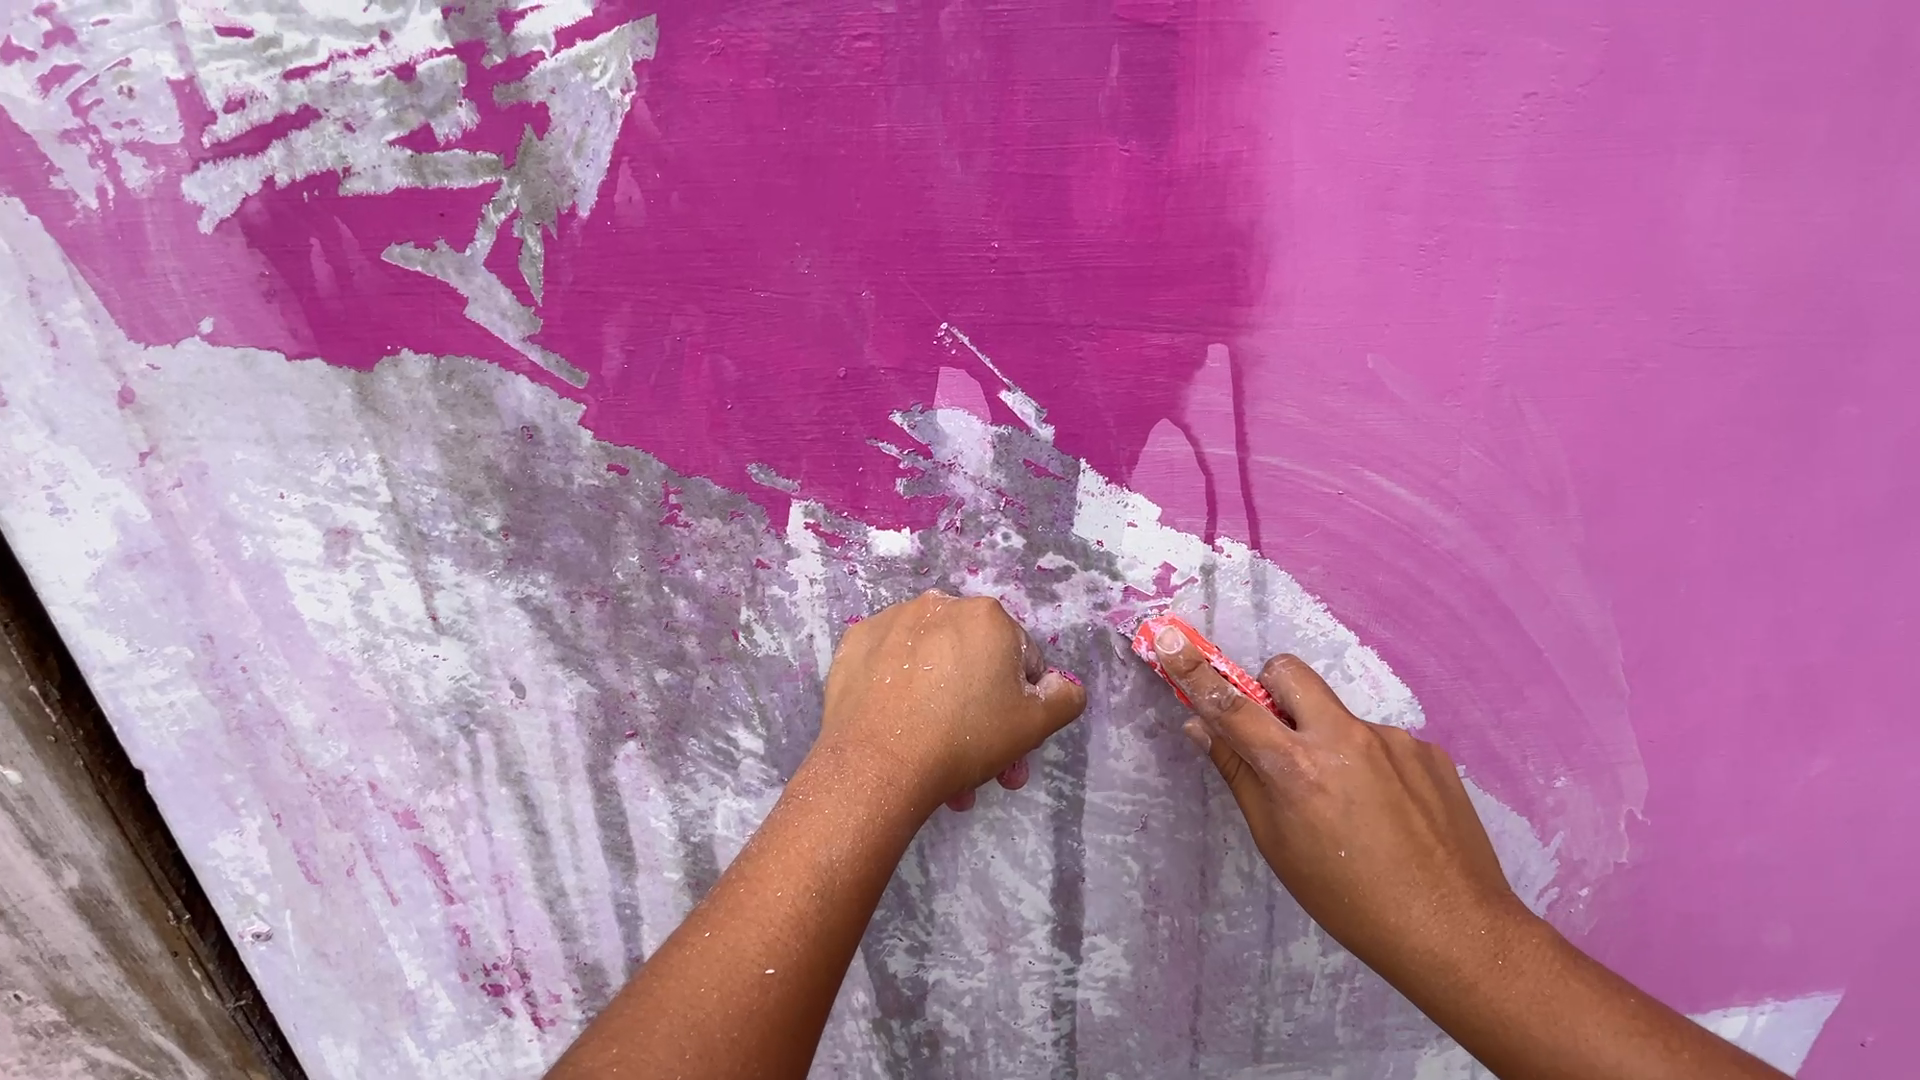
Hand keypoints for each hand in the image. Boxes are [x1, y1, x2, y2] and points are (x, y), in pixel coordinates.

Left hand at [819, 590, 1085, 813]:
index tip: (1010, 739)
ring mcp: (892, 619)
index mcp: (988, 615)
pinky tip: (898, 724)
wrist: (876, 764)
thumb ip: (1064, 697)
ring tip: (937, 758)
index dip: (1021, 702)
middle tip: (978, 760)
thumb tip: (1063, 684)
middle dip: (982, 711)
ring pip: (933, 664)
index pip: (1021, 658)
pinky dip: (900, 687)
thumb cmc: (963, 739)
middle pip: (974, 661)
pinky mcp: (855, 641)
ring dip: (942, 704)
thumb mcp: (1034, 725)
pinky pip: (890, 663)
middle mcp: (940, 604)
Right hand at [1151, 625, 1531, 982]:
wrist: (1456, 931)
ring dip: (1326, 738)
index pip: (1231, 705)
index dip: (1193, 670)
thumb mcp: (1275, 842)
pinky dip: (1369, 762)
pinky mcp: (1429, 751)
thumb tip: (1201, 725)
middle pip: (1289, 672)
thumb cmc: (1346, 897)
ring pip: (1337, 713)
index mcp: (1297, 768)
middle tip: (1279, 735)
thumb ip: (1238, 773)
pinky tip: (1387, 810)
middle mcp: (1344, 738)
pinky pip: (1379, 739)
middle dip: (1272, 690)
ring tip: (1350, 802)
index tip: (1167, 639)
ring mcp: (1393, 739)